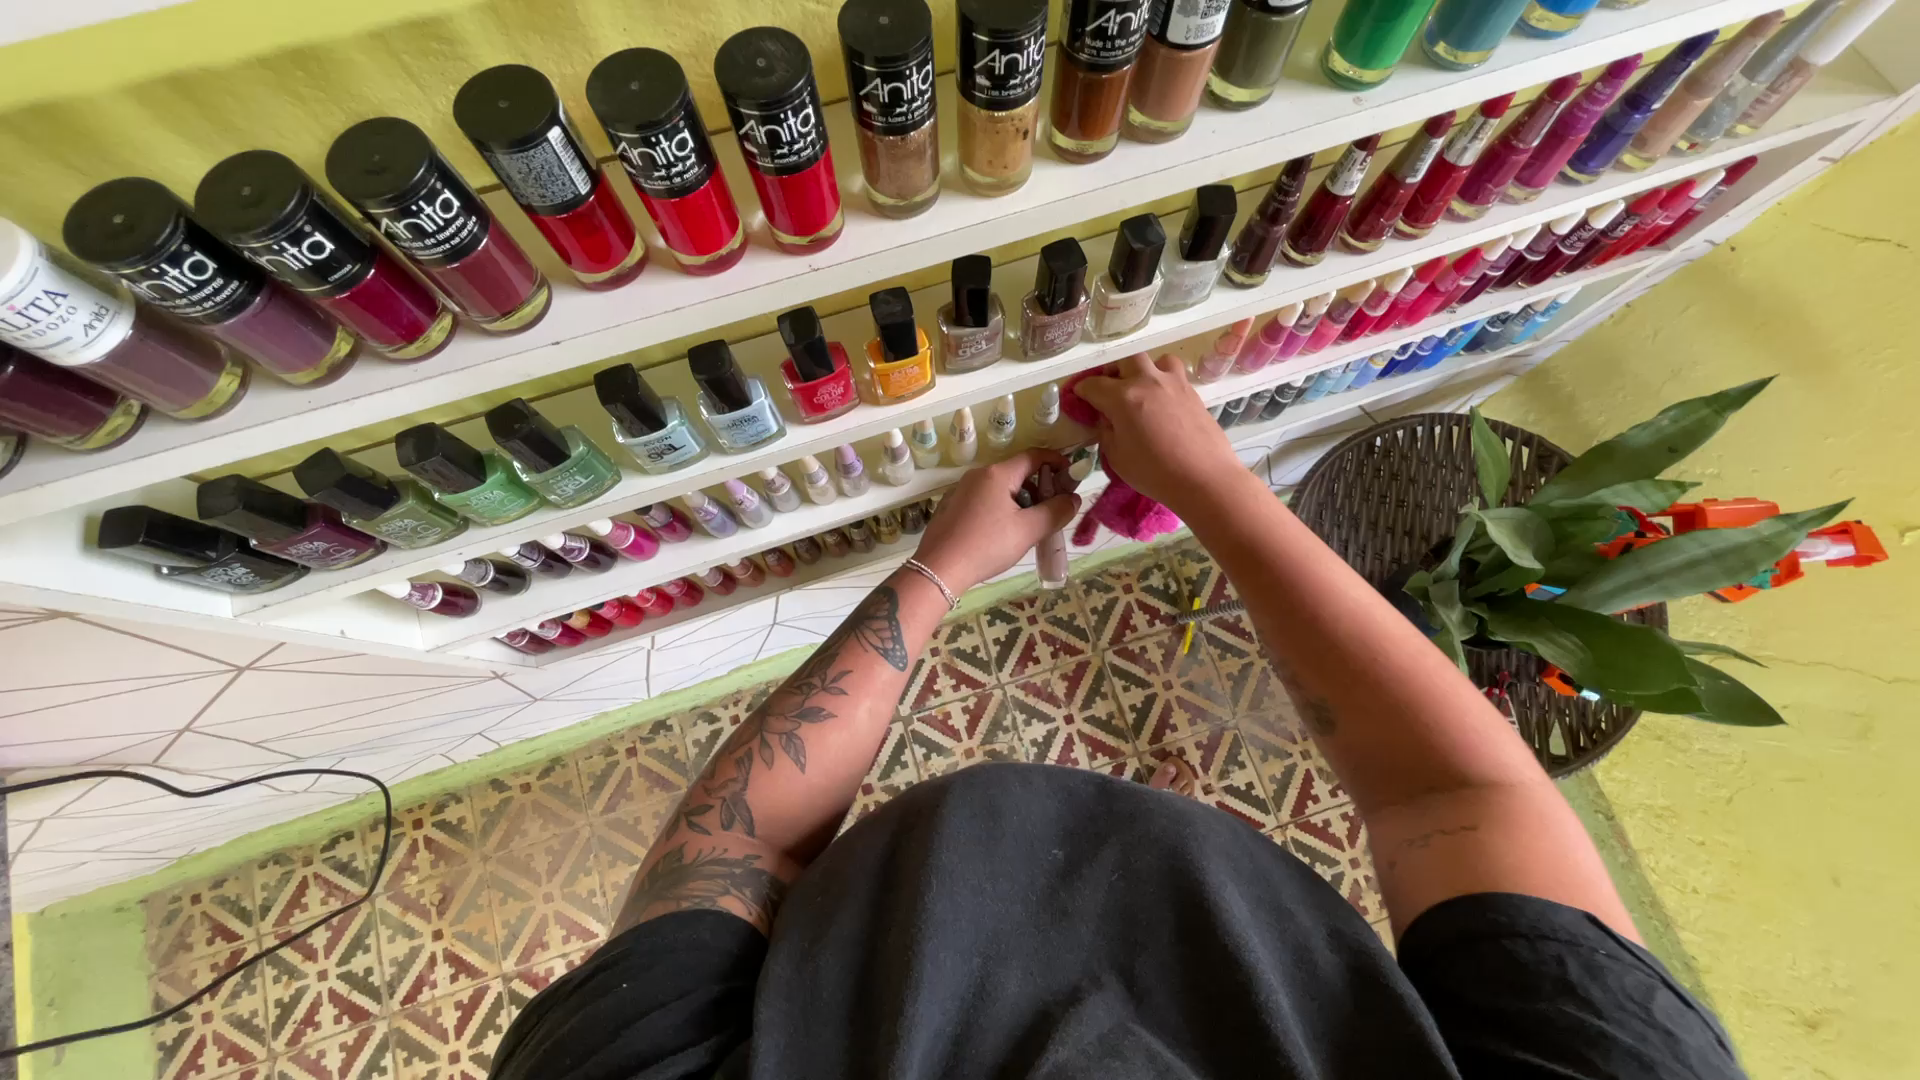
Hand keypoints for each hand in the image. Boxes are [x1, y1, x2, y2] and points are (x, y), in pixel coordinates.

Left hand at [915, 449, 1081, 592]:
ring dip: (1021, 501)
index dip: (1057, 462)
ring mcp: (961, 490)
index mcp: (997, 474)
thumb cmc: (987, 546)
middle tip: (1051, 512)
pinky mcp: (952, 506)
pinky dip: (1001, 508)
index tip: (1071, 478)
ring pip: (1000, 488)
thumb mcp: (1028, 530)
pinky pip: (984, 499)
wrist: (939, 568)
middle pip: (1017, 472)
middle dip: (1039, 488)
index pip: (1034, 456)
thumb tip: (1074, 499)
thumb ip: (1056, 512)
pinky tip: (1001, 534)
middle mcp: (978, 475)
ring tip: (1028, 527)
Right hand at [1072, 353, 1245, 515]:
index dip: (1081, 390)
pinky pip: (1175, 375)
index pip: (1093, 385)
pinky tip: (1163, 404)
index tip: (1078, 397)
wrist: (1204, 478)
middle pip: (1125, 359)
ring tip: (1143, 389)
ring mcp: (1174, 384)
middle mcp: (1147, 381)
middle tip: (1110, 388)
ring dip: (1145, 370)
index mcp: (1122, 398)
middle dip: (1113, 370)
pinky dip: (1164, 382)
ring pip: (1156, 360)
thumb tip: (1107, 420)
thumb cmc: (1154, 472)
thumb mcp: (1117, 457)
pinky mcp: (1193, 393)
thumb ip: (1107, 433)